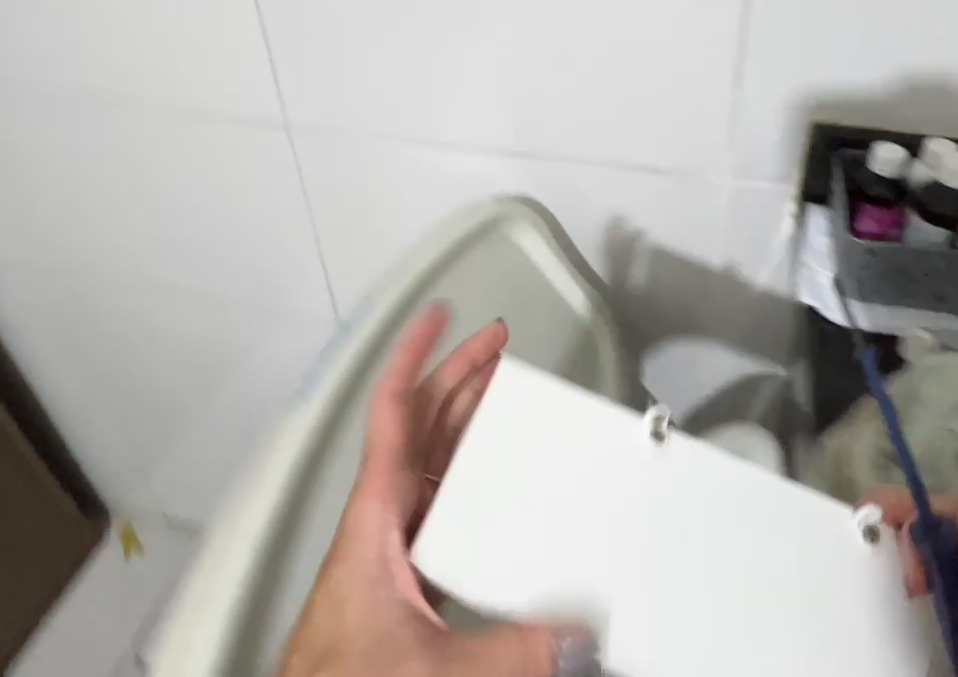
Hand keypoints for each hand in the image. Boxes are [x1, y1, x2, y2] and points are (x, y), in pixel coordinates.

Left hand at [279, 303, 598, 676]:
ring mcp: (395, 539)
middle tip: (499, 345)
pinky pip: (442, 496)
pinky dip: (468, 469)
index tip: (437, 315)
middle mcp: (384, 513)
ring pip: (430, 455)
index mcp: (376, 513)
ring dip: (463, 416)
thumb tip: (581, 630)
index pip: (392, 412)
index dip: (412, 355)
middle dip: (456, 374)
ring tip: (503, 390)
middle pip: (420, 422)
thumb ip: (511, 649)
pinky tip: (499, 475)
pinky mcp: (409, 568)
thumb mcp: (432, 666)